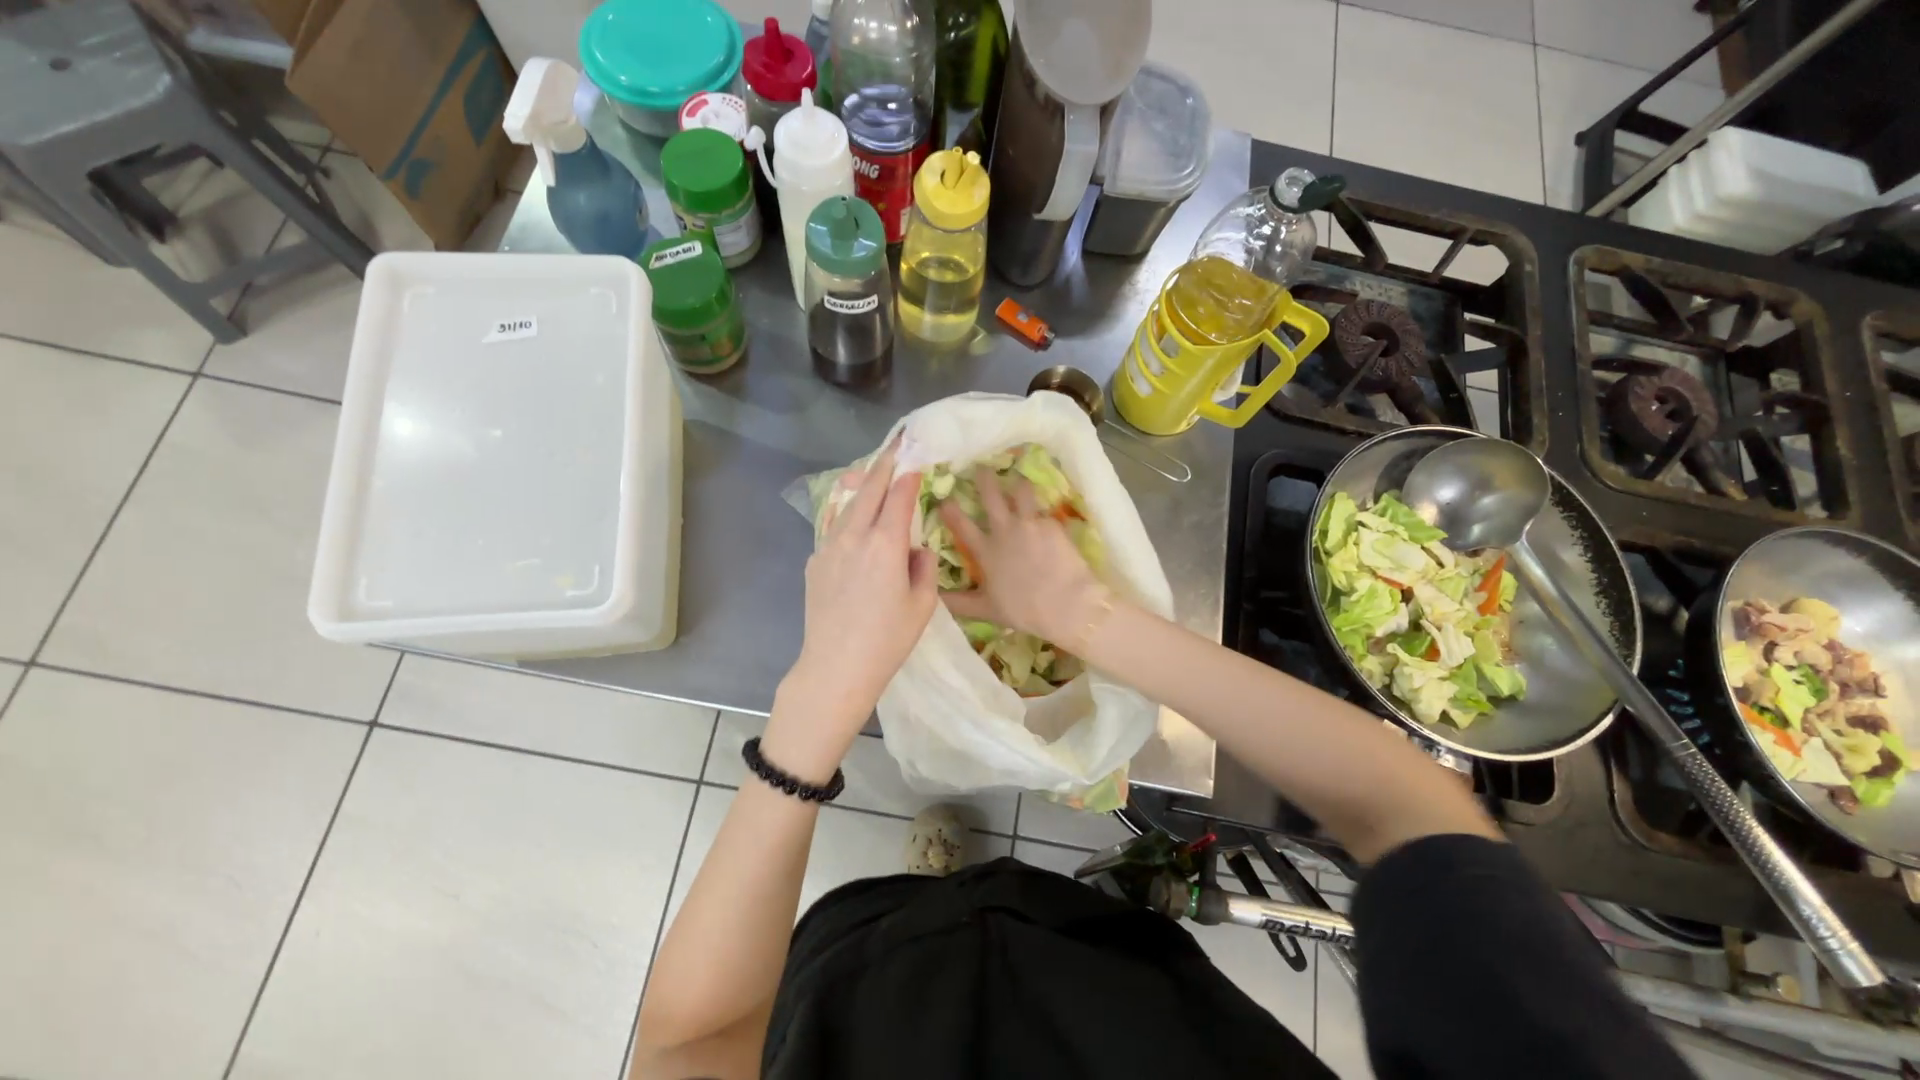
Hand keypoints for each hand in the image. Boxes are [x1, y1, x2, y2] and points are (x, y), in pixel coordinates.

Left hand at [787, 441, 939, 732]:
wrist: (835, 667)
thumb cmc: (887, 641)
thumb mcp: (922, 606)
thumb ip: (923, 568)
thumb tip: (915, 550)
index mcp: (885, 544)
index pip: (899, 495)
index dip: (909, 472)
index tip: (917, 454)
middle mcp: (854, 536)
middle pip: (869, 489)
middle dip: (884, 464)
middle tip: (897, 444)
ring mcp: (829, 547)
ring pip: (848, 505)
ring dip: (863, 485)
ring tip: (873, 471)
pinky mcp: (814, 562)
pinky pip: (835, 528)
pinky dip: (849, 515)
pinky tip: (855, 518)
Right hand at [939, 467, 1108, 645]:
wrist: (1066, 604)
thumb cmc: (1024, 610)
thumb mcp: (987, 610)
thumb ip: (959, 602)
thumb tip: (936, 598)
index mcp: (987, 551)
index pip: (962, 526)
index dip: (951, 511)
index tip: (944, 500)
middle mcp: (1005, 531)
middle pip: (992, 496)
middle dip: (984, 479)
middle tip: (982, 467)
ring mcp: (1030, 524)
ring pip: (1021, 492)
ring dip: (1018, 485)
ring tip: (1019, 480)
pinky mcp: (1054, 524)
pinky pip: (1045, 512)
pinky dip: (1043, 513)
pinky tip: (1048, 515)